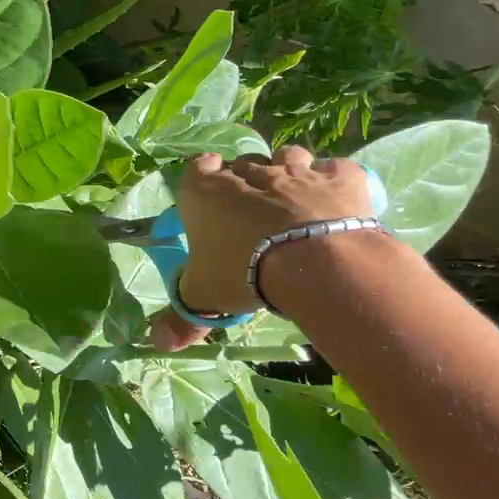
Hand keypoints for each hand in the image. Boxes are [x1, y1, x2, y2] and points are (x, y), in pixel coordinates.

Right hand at [150, 145, 373, 350]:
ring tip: (295, 196)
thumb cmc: (243, 271)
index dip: (204, 176)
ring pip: (288, 155)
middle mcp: (247, 171)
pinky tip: (336, 197)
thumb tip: (157, 343)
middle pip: (243, 162)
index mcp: (204, 189)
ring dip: (290, 168)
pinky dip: (335, 178)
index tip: (210, 194)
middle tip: (253, 207)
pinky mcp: (340, 179)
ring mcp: (295, 171)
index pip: (197, 166)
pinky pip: (337, 168)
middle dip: (247, 177)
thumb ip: (182, 316)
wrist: (315, 263)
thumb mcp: (204, 296)